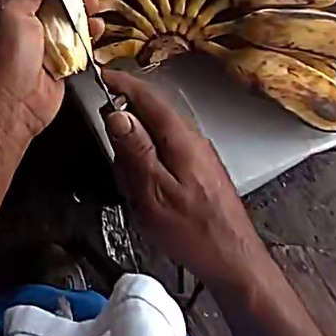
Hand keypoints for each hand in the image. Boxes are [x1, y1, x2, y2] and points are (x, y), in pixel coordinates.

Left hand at [0, 0, 104, 143]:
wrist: (10, 109)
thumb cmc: (0, 63)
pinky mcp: (52, 56)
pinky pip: (73, 37)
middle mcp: (11, 17)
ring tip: (92, 0)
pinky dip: (86, 30)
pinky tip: (95, 25)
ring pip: (61, 11)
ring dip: (79, 3)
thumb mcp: (10, 11)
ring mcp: (33, 38)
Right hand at [101, 69, 272, 295]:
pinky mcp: (199, 171)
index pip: (147, 96)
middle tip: (122, 172)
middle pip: (149, 118)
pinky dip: (150, 172)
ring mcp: (198, 155)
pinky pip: (166, 157)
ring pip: (156, 140)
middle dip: (126, 137)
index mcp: (180, 139)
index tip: (101, 74)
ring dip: (138, 160)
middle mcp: (192, 140)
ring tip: (139, 195)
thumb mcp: (154, 192)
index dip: (121, 83)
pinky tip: (151, 199)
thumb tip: (117, 114)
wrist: (234, 262)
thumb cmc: (196, 232)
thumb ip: (135, 150)